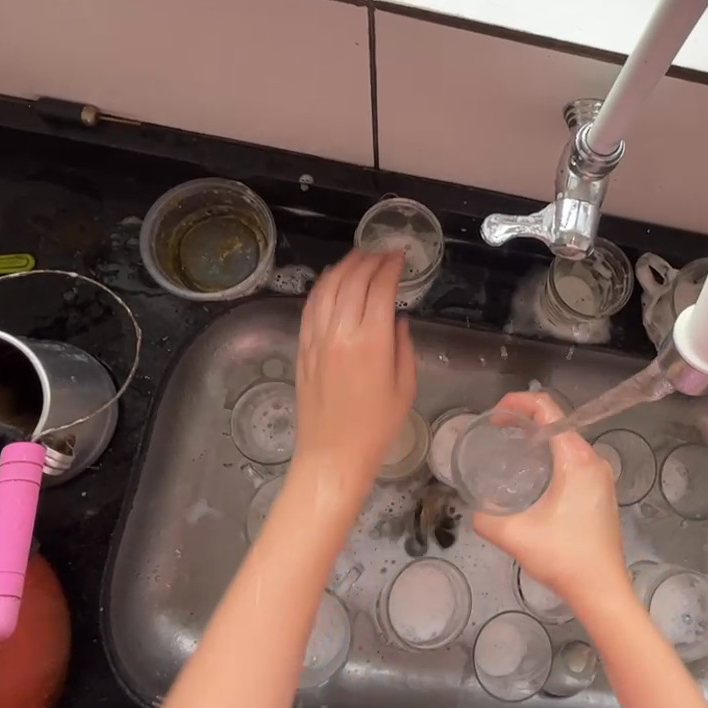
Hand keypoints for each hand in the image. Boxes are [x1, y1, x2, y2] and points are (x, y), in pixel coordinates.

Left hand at [293, 251, 415, 491]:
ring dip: (345, 267)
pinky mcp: (303, 348)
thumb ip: (404, 346)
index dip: (391, 267)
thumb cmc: (376, 426)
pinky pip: (310, 307)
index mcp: (372, 342)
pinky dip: (322, 286)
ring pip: (328, 288)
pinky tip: (332, 279)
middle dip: (370, 260)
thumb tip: (399, 320)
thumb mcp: (405, 386)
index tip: (401, 257)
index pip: (380, 288)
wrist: (332, 454)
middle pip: (353, 280)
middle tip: (383, 252)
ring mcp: (317, 339)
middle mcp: (341, 333)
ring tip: (360, 257)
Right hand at [473, 393, 628, 613]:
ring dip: (540, 437)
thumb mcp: (515, 536)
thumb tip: (473, 509)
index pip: (548, 409)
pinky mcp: (602, 491)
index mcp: (576, 458)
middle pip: (558, 421)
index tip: (495, 415)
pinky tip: (534, 474)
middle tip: (497, 430)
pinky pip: (575, 458)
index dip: (519, 402)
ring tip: (511, 448)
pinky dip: (552, 454)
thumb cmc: (563, 558)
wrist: (602, 590)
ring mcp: (601, 475)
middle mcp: (593, 459)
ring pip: (567, 440)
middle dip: (526, 418)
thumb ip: (486, 518)